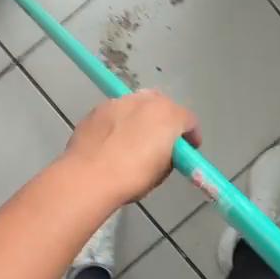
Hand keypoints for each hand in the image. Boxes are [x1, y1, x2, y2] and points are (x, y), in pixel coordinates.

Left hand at [61, 90, 201, 204]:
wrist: (88, 176)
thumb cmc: (132, 177)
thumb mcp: (161, 171)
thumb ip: (169, 155)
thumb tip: (164, 151)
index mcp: (168, 115)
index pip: (189, 120)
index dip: (191, 136)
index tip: (187, 149)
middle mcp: (146, 101)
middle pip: (163, 105)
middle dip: (166, 120)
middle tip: (161, 141)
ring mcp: (120, 101)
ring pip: (137, 104)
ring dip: (141, 117)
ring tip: (134, 138)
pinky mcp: (98, 108)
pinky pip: (117, 112)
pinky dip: (119, 121)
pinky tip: (112, 139)